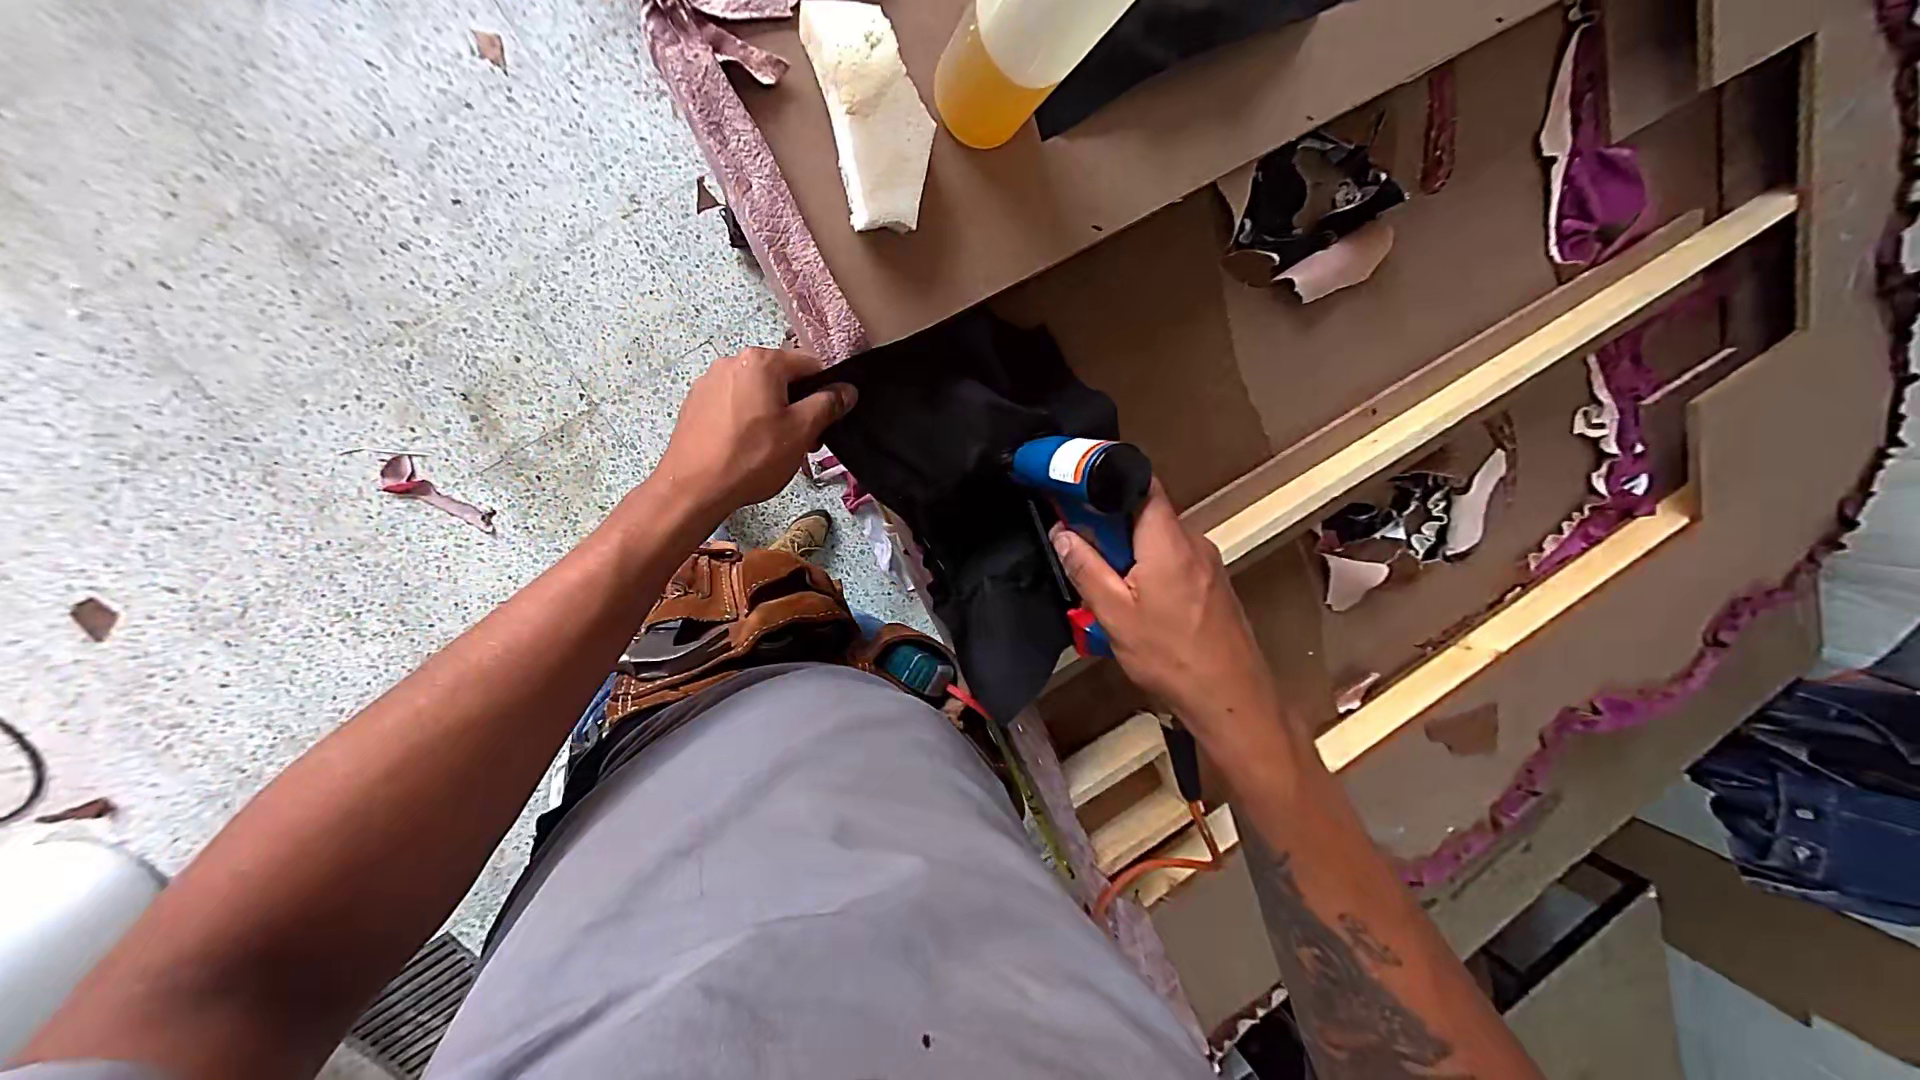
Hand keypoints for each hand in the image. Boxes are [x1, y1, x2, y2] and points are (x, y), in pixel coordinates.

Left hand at [654, 347, 855, 519]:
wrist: (694, 488)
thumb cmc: (749, 459)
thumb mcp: (801, 431)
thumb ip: (829, 404)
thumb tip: (846, 391)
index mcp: (761, 361)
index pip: (811, 365)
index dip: (826, 393)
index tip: (826, 421)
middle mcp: (732, 362)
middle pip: (782, 378)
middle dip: (798, 407)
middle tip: (802, 442)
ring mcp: (710, 382)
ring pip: (758, 393)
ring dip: (773, 415)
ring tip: (774, 450)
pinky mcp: (696, 404)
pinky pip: (734, 405)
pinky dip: (747, 422)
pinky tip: (748, 449)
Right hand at [1050, 482, 1284, 744]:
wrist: (1230, 697)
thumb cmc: (1174, 658)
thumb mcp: (1114, 614)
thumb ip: (1085, 567)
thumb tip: (1063, 534)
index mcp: (1167, 541)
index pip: (1141, 483)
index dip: (1106, 480)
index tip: (1076, 492)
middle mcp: (1193, 542)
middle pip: (1144, 514)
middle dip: (1110, 530)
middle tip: (1085, 556)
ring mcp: (1207, 563)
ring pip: (1156, 541)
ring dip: (1128, 555)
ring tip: (1111, 593)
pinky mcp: (1211, 582)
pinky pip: (1172, 560)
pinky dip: (1149, 571)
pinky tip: (1138, 607)